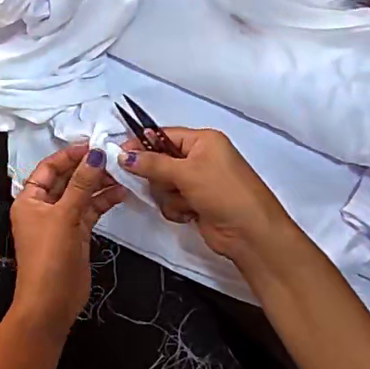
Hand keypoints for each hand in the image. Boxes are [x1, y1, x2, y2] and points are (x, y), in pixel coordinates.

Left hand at [9, 142, 125, 331]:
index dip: (69, 155)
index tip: (92, 145)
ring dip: (99, 184)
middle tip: (112, 157)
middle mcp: (43, 207)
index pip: (48, 168)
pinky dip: (104, 201)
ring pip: (81, 194)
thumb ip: (82, 185)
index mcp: (29, 200)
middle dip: (87, 168)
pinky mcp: (76, 234)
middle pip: (66, 179)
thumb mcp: (64, 216)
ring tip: (121, 173)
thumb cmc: (48, 259)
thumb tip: (95, 156)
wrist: (51, 302)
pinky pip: (90, 210)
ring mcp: (60, 221)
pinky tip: (120, 193)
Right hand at [116, 127, 301, 267]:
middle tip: (165, 184)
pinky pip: (170, 201)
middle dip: (159, 177)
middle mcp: (200, 158)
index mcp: (204, 141)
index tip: (120, 154)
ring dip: (169, 196)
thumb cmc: (225, 193)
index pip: (163, 135)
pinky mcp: (194, 203)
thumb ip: (152, 163)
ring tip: (186, 202)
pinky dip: (175, 208)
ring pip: (162, 185)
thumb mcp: (187, 173)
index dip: (141, 144)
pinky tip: (190, 214)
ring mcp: (197, 182)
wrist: (249, 233)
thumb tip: (125, 155)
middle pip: (159, 162)